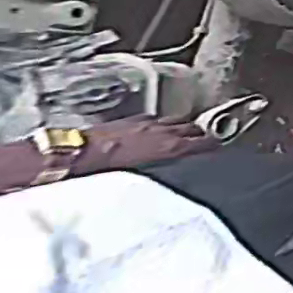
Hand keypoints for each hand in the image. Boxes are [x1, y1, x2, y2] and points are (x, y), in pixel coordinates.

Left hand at [77, 117, 211, 172]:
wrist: (72, 156)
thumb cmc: (104, 172)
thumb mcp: (142, 174)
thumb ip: (165, 167)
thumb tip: (178, 169)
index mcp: (170, 147)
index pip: (204, 141)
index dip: (214, 143)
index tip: (220, 146)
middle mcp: (164, 132)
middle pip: (194, 128)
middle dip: (201, 133)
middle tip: (204, 139)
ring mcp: (147, 123)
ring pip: (177, 120)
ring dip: (183, 126)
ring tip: (184, 132)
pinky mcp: (131, 120)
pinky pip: (154, 119)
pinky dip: (160, 123)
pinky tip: (155, 129)